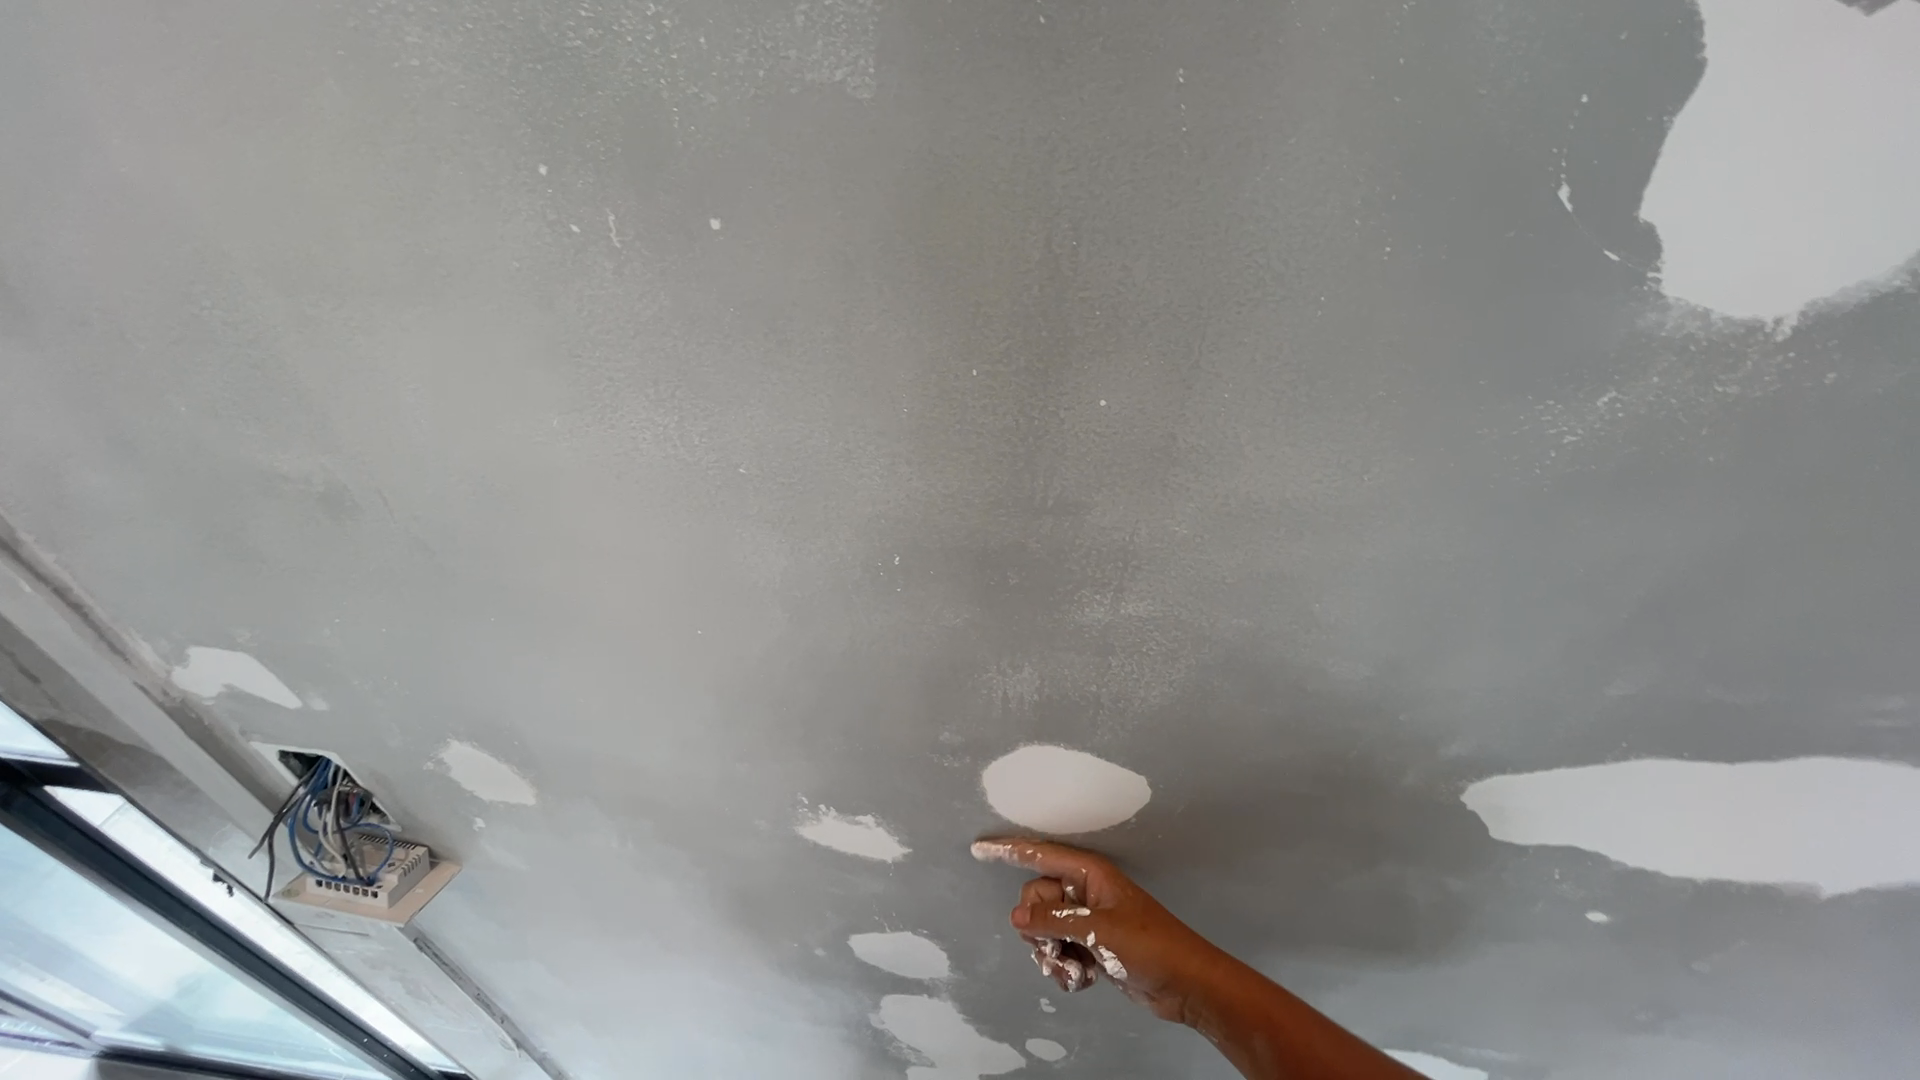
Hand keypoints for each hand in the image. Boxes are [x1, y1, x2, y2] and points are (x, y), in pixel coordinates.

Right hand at [971, 837, 1223, 1022]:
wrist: (1186, 984)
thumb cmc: (1151, 946)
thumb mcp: (1099, 932)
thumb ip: (1054, 922)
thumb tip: (1016, 919)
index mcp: (1088, 873)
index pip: (1038, 856)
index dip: (1008, 851)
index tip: (979, 849)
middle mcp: (1083, 891)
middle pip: (1035, 901)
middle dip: (1039, 929)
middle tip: (1060, 948)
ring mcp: (1086, 920)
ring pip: (1043, 930)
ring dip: (1053, 954)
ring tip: (1077, 969)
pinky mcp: (1090, 945)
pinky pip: (1057, 951)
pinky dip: (1064, 968)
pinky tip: (1085, 979)